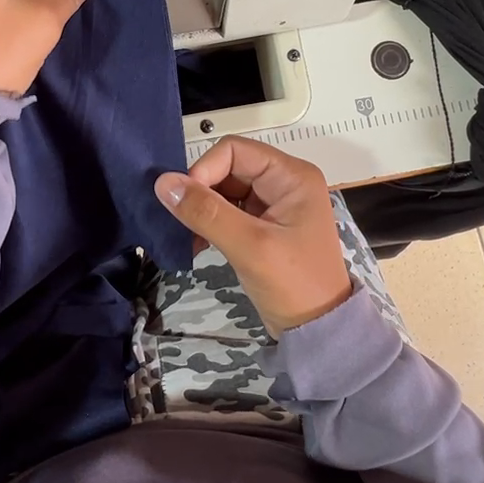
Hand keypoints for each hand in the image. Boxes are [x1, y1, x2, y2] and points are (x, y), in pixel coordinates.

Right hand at [154, 137, 351, 336]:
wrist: (320, 331)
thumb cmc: (294, 285)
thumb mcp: (250, 247)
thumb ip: (206, 212)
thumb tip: (163, 183)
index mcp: (291, 176)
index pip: (234, 151)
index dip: (204, 170)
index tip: (183, 201)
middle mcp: (284, 182)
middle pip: (227, 168)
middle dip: (201, 191)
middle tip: (180, 221)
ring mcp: (274, 204)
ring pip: (224, 190)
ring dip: (202, 209)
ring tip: (186, 235)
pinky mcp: (264, 225)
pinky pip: (228, 210)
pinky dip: (210, 223)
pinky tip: (196, 243)